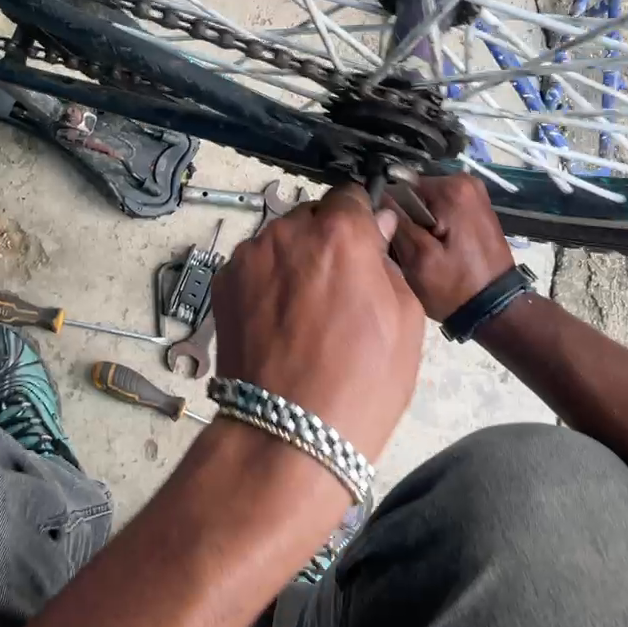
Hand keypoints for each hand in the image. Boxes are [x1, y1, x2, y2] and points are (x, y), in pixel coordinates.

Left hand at [209, 184, 425, 458]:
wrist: (286, 430)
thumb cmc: (361, 381)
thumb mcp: (405, 319)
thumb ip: (388, 260)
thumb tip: (376, 228)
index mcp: (339, 232)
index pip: (350, 196)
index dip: (360, 221)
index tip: (365, 246)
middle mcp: (286, 231)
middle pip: (311, 218)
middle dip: (326, 241)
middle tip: (337, 289)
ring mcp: (248, 256)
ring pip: (279, 242)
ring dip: (293, 260)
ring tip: (304, 313)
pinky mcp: (222, 282)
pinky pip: (253, 267)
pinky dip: (265, 282)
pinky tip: (276, 322)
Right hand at [387, 174, 516, 319]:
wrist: (498, 309)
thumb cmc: (456, 287)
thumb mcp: (418, 257)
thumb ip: (396, 222)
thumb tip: (374, 196)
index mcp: (452, 188)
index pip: (398, 186)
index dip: (389, 211)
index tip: (390, 236)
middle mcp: (465, 182)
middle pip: (413, 192)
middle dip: (404, 218)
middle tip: (407, 248)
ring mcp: (473, 194)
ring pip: (423, 202)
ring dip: (416, 223)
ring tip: (420, 251)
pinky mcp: (474, 208)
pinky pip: (438, 209)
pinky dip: (431, 226)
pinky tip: (433, 248)